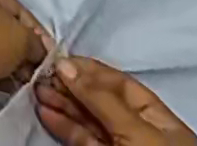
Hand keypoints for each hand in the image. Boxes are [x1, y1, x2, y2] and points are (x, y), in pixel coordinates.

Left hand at [0, 0, 51, 106]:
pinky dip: (5, 78)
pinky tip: (18, 89)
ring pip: (2, 52)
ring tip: (33, 84)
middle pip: (11, 32)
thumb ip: (36, 43)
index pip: (20, 9)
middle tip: (45, 74)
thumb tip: (41, 52)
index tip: (54, 56)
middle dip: (30, 54)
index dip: (39, 32)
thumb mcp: (20, 35)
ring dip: (18, 69)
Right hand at [36, 58, 196, 145]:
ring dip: (61, 104)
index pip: (120, 84)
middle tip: (39, 75)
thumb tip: (64, 64)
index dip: (89, 70)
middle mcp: (141, 134)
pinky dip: (64, 126)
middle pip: (100, 100)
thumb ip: (100, 98)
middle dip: (70, 86)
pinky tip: (45, 113)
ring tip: (36, 91)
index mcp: (160, 122)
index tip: (57, 59)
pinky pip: (83, 141)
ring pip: (88, 120)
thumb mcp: (136, 133)